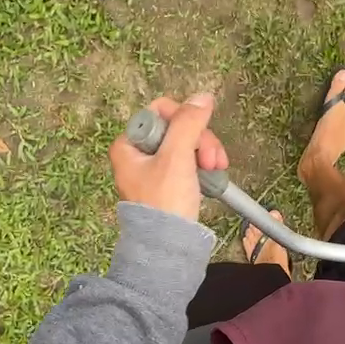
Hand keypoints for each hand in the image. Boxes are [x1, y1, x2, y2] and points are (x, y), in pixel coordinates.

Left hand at [109, 93, 228, 220]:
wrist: (168, 246)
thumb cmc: (165, 203)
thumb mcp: (176, 157)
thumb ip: (188, 124)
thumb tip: (203, 97)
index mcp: (129, 144)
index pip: (160, 111)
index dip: (185, 118)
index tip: (199, 136)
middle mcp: (138, 154)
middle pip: (177, 127)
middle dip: (200, 140)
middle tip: (211, 159)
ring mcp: (154, 169)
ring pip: (186, 144)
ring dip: (205, 153)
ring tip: (216, 170)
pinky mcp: (169, 183)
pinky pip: (189, 162)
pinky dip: (202, 167)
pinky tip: (212, 177)